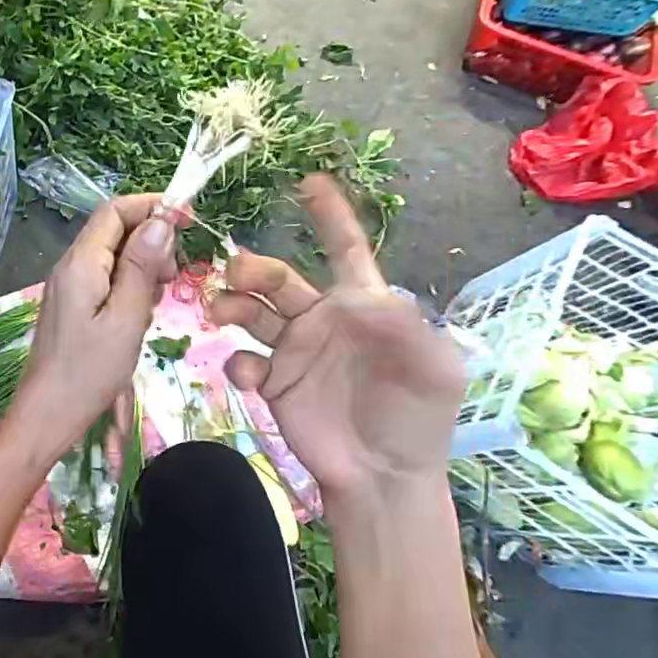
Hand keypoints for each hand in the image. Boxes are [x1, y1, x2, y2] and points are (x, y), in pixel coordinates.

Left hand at [8, 194, 177, 456]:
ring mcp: (71, 286)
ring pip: (115, 255)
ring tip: (159, 299)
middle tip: (172, 277)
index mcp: (82, 263)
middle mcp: (72, 266)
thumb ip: (142, 268)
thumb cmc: (90, 371)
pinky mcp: (75, 305)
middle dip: (152, 240)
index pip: (115, 211)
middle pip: (116, 230)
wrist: (49, 414)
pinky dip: (132, 286)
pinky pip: (108, 278)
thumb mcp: (126, 318)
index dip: (152, 206)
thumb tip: (161, 221)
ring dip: (144, 266)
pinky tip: (141, 314)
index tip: (188, 218)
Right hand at [209, 176, 464, 516]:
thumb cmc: (419, 418)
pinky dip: (238, 362)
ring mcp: (295, 352)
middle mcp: (324, 320)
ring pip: (253, 312)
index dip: (330, 216)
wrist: (385, 475)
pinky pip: (246, 363)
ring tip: (221, 310)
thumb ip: (409, 325)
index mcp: (363, 306)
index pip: (345, 251)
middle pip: (281, 278)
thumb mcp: (436, 367)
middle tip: (236, 270)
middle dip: (255, 267)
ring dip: (232, 304)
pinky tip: (251, 374)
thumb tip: (366, 293)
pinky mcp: (274, 384)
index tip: (309, 182)